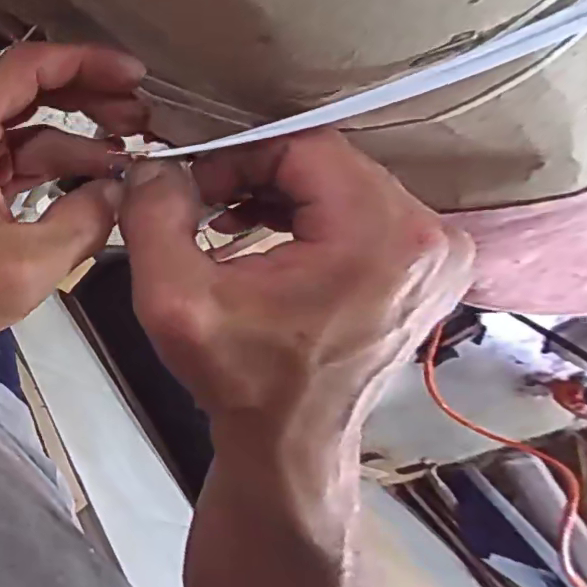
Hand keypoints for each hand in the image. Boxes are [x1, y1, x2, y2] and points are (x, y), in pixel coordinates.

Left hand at [0, 43, 149, 350]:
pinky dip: (59, 167)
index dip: (84, 61)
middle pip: (32, 92)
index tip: (133, 75)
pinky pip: (22, 161)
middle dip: (89, 96)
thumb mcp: (27, 263)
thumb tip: (121, 190)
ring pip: (32, 130)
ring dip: (80, 139)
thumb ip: (83, 221)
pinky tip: (97, 179)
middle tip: (142, 115)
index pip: (26, 69)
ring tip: (132, 156)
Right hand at [118, 129, 472, 444]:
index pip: (302, 145)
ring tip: (221, 223)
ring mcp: (434, 252)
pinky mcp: (421, 266)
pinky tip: (256, 237)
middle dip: (248, 174)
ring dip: (269, 191)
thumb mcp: (172, 298)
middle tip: (199, 208)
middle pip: (322, 160)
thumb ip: (152, 217)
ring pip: (335, 180)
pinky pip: (352, 207)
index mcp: (380, 235)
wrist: (288, 441)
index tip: (191, 192)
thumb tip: (151, 165)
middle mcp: (427, 235)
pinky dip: (298, 212)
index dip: (234, 157)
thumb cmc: (238, 377)